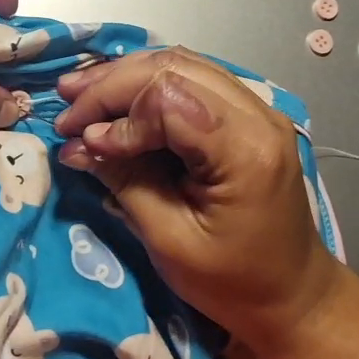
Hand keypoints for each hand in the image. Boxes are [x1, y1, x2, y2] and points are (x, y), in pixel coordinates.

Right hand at [51, 48, 342, 355]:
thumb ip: (125, 181)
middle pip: (175, 68)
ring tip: (80, 91)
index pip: (170, 99)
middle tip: (66, 102)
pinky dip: (151, 82)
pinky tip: (118, 95)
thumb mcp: (170, 240)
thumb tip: (77, 144)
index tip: (81, 142)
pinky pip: (195, 79)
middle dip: (113, 83)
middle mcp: (259, 114)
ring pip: (183, 64)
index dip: (117, 114)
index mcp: (246, 150)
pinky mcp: (250, 114)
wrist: (293, 295)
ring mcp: (259, 109)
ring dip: (128, 75)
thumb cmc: (233, 282)